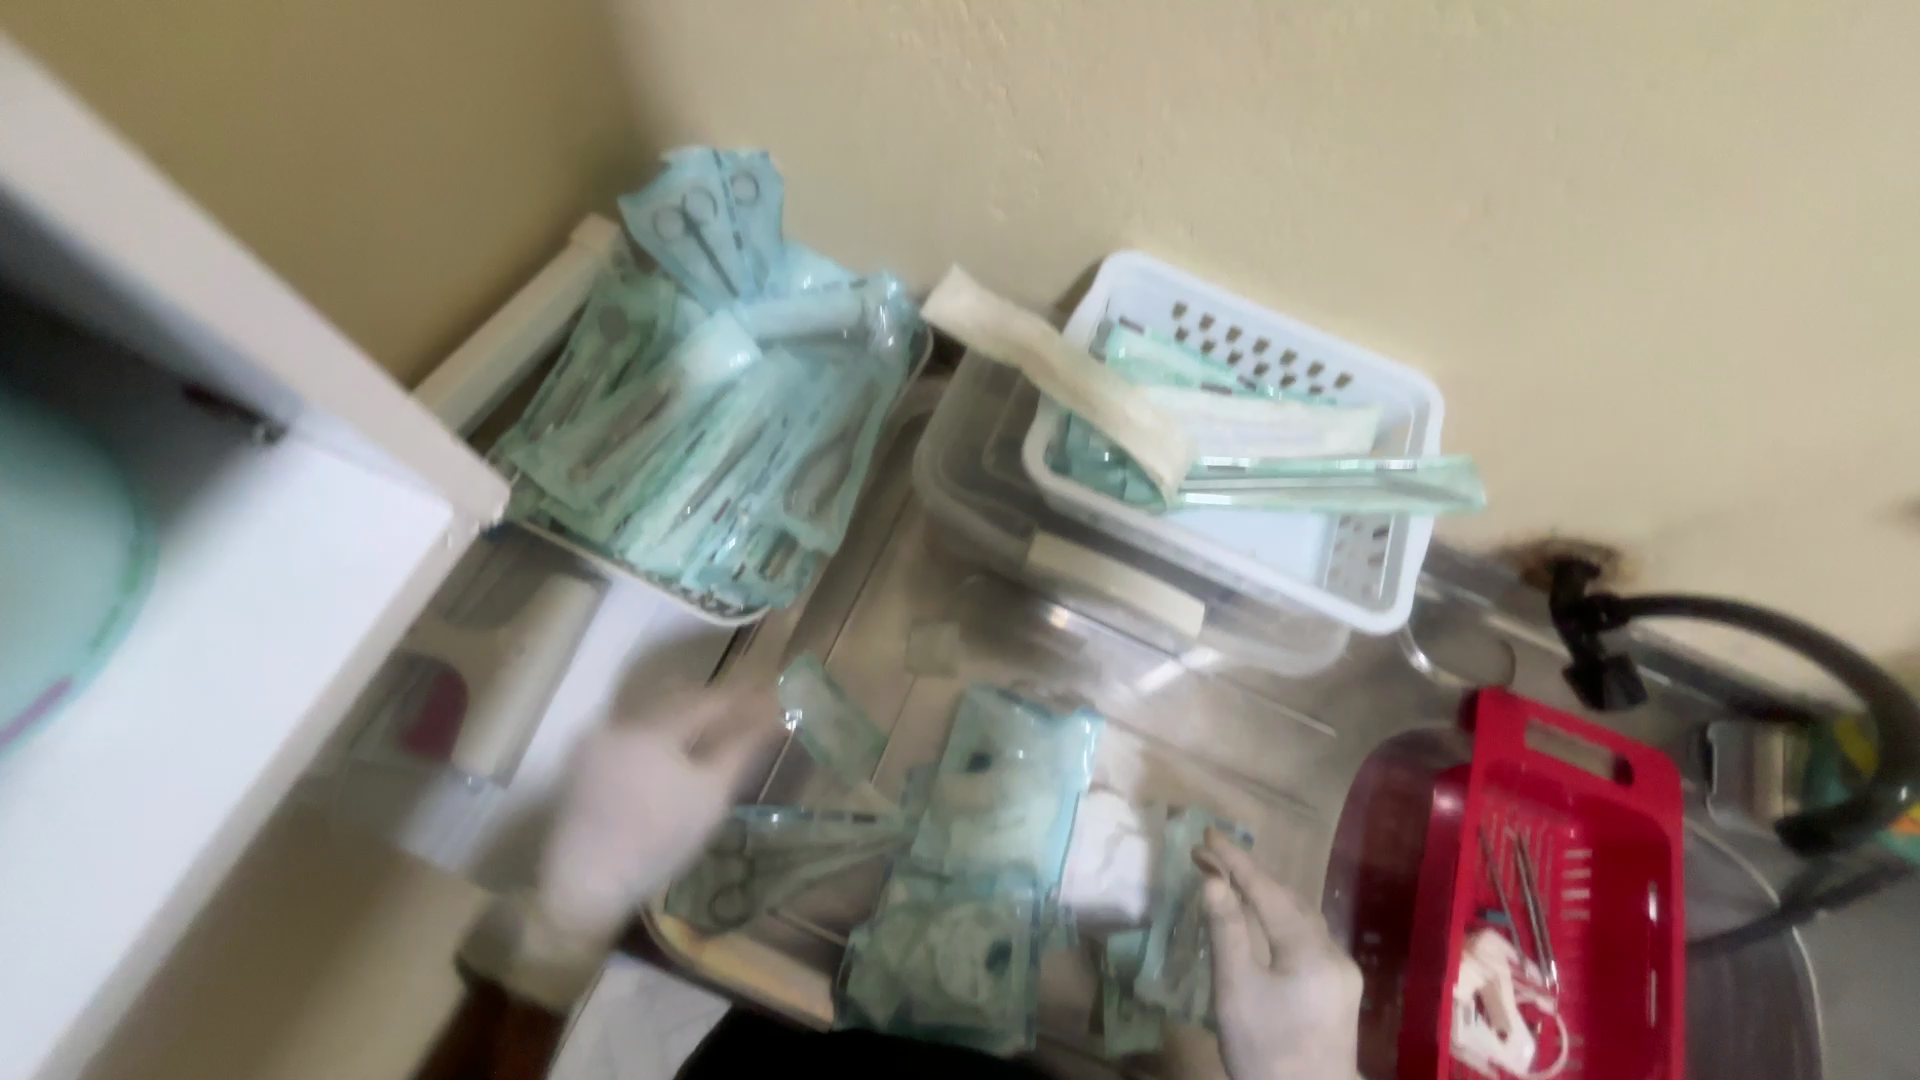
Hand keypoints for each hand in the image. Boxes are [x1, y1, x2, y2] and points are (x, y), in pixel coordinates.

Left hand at [539, 686, 779, 943]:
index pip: (709, 700)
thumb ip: (742, 748)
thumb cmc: (657, 841)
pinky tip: (679, 753)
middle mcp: (622, 722)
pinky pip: (635, 733)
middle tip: (750, 712)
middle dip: (716, 705)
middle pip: (679, 700)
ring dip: (689, 718)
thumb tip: (774, 718)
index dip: (744, 699)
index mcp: (653, 727)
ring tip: (718, 731)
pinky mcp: (585, 763)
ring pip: (655, 715)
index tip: (772, 699)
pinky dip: (663, 735)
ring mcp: (599, 742)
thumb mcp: (711, 796)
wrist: (585, 886)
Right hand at [1199, 828, 1362, 1079]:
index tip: (1206, 834)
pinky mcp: (1338, 990)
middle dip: (1247, 873)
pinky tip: (1260, 916)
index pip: (1266, 890)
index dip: (1234, 860)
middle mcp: (1333, 954)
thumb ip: (1226, 930)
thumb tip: (1213, 880)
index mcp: (1310, 951)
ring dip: (1264, 893)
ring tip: (1229, 877)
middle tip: (1208, 855)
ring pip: (1298, 916)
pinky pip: (1304, 935)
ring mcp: (1340, 973)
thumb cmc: (1265, 1051)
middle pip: (1287, 899)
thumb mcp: (1236, 990)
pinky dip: (1277, 916)